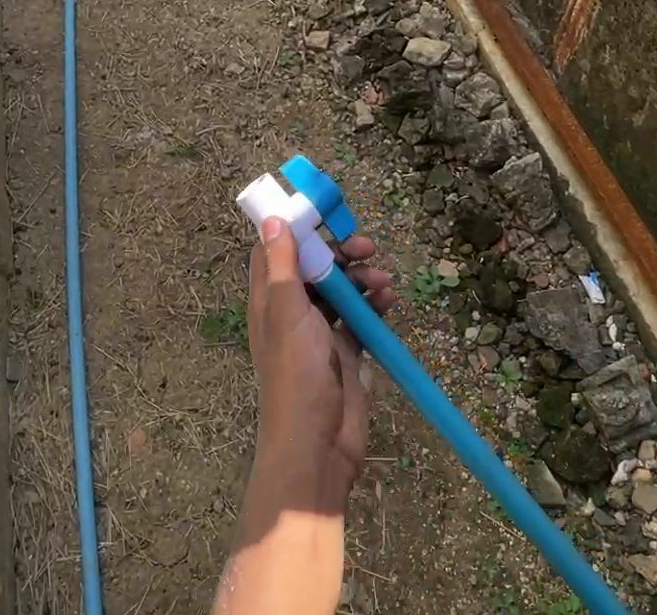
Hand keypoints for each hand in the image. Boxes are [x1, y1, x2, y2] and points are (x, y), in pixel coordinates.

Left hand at [246, 218, 396, 505]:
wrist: (318, 443)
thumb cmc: (296, 373)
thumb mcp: (287, 311)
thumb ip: (283, 265)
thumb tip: (272, 218)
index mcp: (269, 299)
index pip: (274, 251)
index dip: (295, 228)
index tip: (321, 212)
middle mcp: (291, 311)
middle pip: (315, 266)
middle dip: (340, 252)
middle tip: (366, 246)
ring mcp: (319, 332)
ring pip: (340, 289)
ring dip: (361, 278)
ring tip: (383, 281)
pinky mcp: (345, 350)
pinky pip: (360, 316)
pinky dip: (373, 304)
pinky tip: (387, 300)